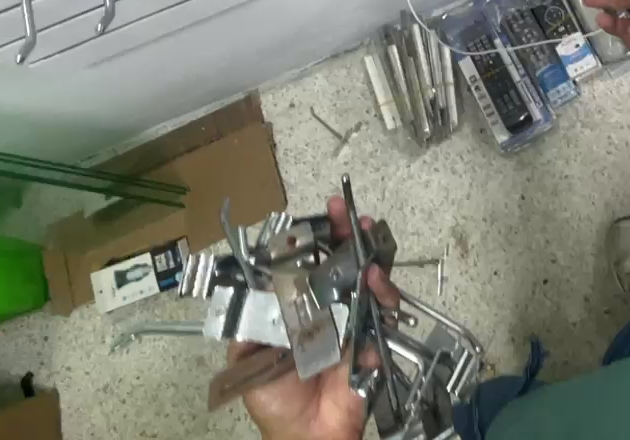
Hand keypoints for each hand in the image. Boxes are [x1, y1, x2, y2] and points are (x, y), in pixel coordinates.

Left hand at [235, 195, 398, 439]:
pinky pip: (382, 305)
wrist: (310, 438)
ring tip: (364, 231)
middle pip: (337, 261)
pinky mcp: (374, 333)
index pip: (305, 265)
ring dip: (366, 250)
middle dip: (342, 233)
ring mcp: (352, 317)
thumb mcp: (249, 363)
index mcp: (297, 310)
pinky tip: (375, 275)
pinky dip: (381, 288)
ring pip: (363, 275)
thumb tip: (247, 289)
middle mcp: (327, 306)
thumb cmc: (277, 402)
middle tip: (344, 211)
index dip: (310, 241)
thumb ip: (247, 328)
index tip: (314, 219)